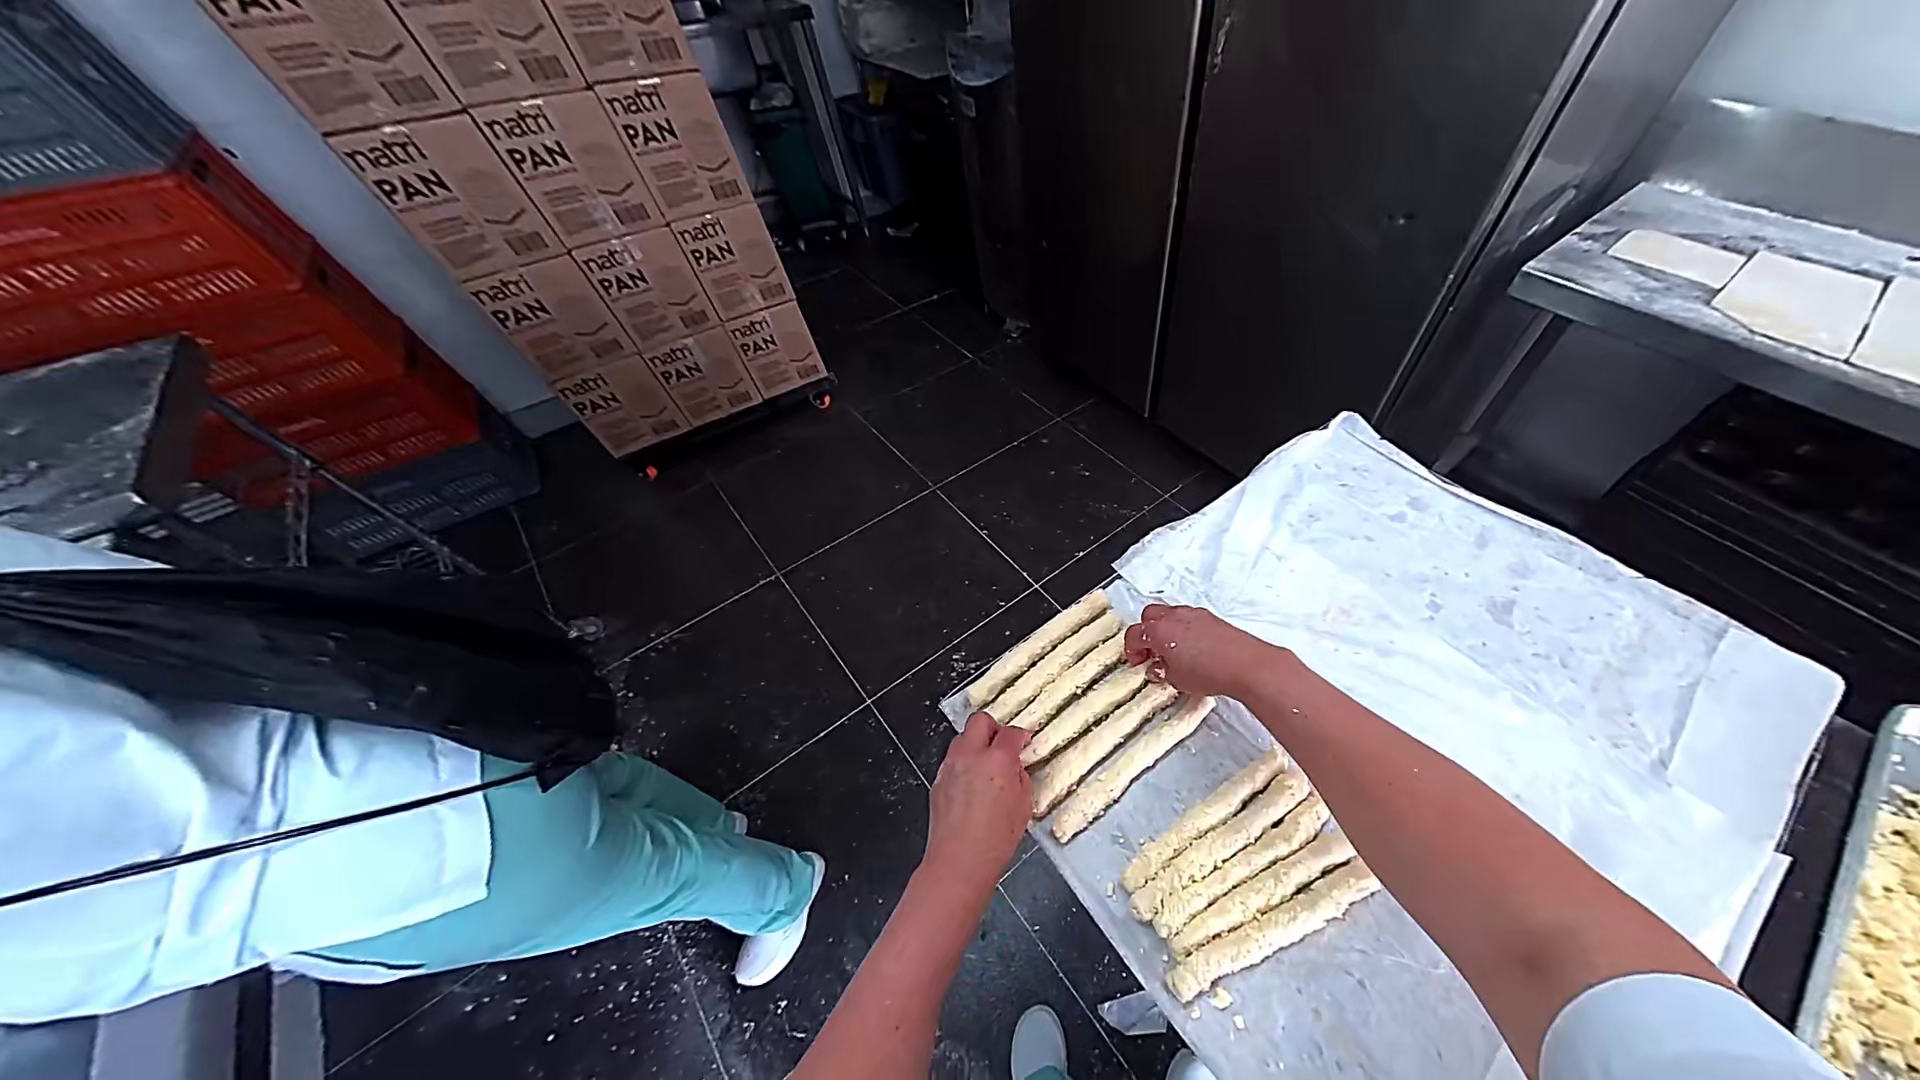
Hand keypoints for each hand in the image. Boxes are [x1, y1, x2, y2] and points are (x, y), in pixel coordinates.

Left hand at [925, 712, 1032, 888]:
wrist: (959, 860)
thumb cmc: (994, 840)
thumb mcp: (1023, 806)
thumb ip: (1020, 777)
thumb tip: (1014, 767)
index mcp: (997, 760)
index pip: (1011, 732)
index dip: (1020, 735)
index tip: (1023, 740)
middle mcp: (971, 755)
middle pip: (980, 720)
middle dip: (994, 727)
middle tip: (1002, 743)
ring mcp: (951, 765)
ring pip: (962, 738)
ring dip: (976, 743)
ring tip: (986, 765)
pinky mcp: (938, 779)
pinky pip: (952, 759)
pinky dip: (963, 763)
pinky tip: (972, 784)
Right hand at [1124, 603, 1277, 698]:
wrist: (1247, 665)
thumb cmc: (1212, 670)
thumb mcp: (1176, 679)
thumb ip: (1161, 670)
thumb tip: (1158, 667)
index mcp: (1158, 630)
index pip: (1134, 635)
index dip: (1132, 650)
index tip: (1137, 660)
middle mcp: (1173, 617)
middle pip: (1148, 617)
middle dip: (1146, 633)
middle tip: (1150, 652)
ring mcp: (1193, 614)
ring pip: (1169, 615)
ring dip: (1165, 629)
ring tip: (1171, 651)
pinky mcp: (1210, 618)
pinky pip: (1188, 618)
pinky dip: (1183, 629)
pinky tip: (1190, 648)